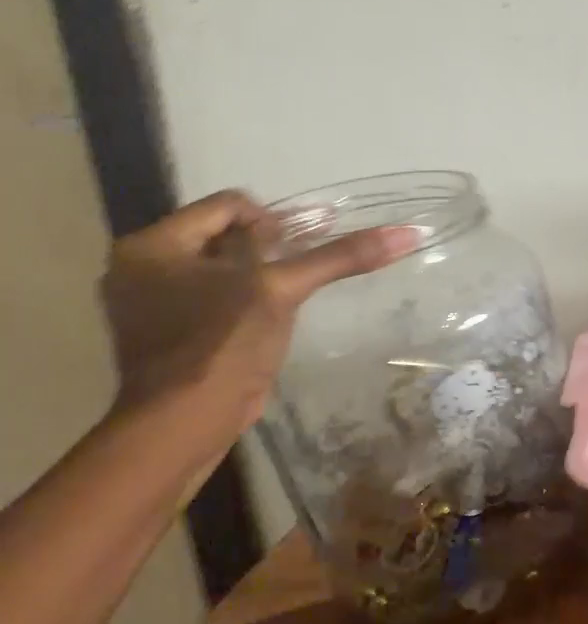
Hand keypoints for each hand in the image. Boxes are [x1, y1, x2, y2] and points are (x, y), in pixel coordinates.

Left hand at [101, 190, 416, 462]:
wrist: (185, 419)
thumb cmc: (222, 342)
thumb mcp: (283, 289)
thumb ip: (342, 256)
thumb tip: (409, 233)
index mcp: (152, 246)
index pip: (229, 205)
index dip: (274, 219)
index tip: (302, 249)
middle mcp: (142, 265)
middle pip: (227, 232)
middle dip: (274, 243)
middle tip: (308, 263)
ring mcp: (153, 299)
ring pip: (226, 263)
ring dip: (265, 268)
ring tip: (297, 286)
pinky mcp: (172, 327)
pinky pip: (219, 291)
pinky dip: (251, 292)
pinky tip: (275, 310)